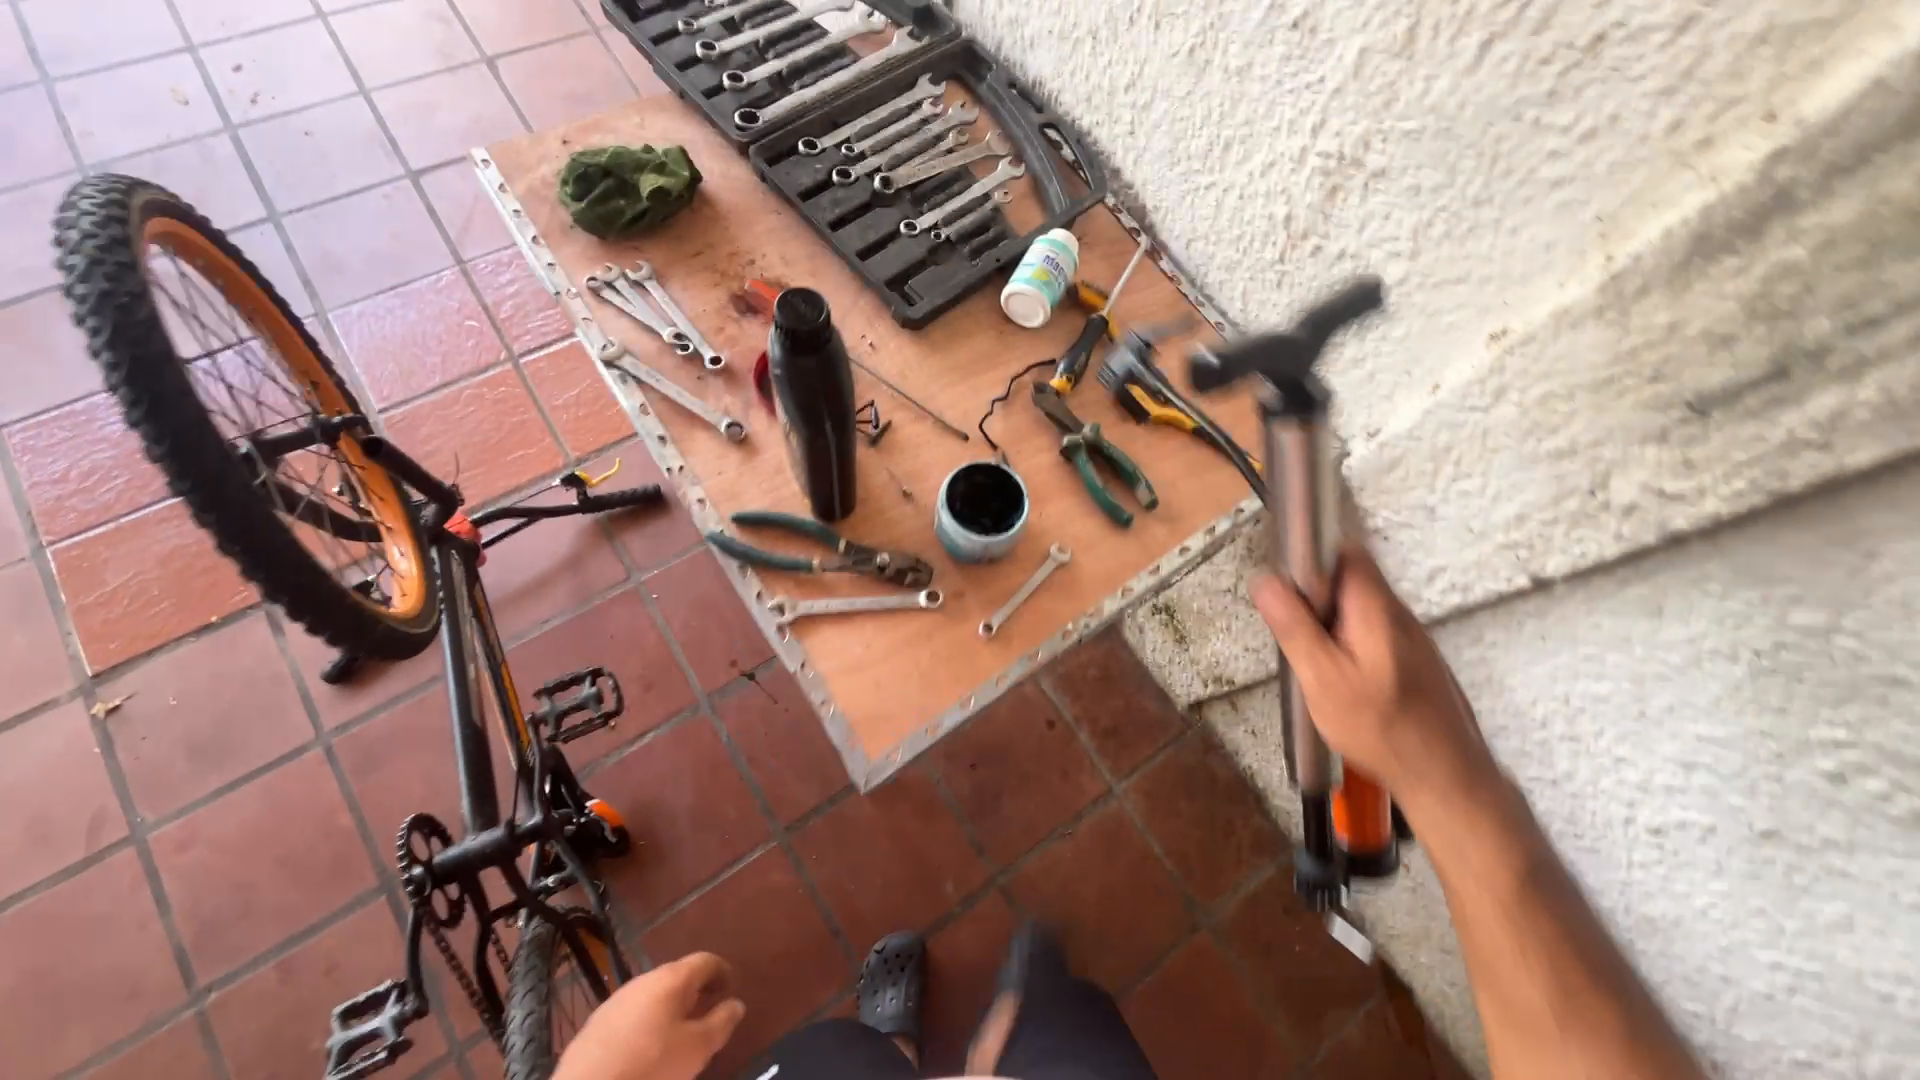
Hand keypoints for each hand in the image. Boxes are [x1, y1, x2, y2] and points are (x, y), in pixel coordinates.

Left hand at [552, 952, 745, 1079]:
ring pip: (652, 996)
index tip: (730, 990)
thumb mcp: (697, 1049)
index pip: (705, 961)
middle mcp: (643, 981)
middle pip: (677, 976)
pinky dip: (647, 1023)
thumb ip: (721, 1022)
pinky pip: (632, 1015)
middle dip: (695, 991)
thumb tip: (736, 1003)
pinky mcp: (595, 1026)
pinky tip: (645, 1051)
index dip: (722, 972)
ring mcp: (615, 1002)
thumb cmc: (649, 1068)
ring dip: (670, 1008)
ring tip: (678, 1035)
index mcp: (671, 979)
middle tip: (707, 1014)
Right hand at [1249, 544, 1495, 812]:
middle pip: (1351, 581)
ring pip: (1361, 610)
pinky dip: (1350, 646)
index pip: (1346, 552)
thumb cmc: (1379, 727)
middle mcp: (1399, 614)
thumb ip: (1294, 626)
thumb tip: (1265, 580)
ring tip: (1317, 666)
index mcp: (1376, 608)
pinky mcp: (1416, 661)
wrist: (1444, 776)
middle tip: (1298, 637)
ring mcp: (1412, 638)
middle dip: (1317, 599)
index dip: (1312, 558)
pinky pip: (1373, 635)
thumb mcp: (1322, 677)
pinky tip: (1343, 683)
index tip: (1287, 587)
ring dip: (1332, 626)